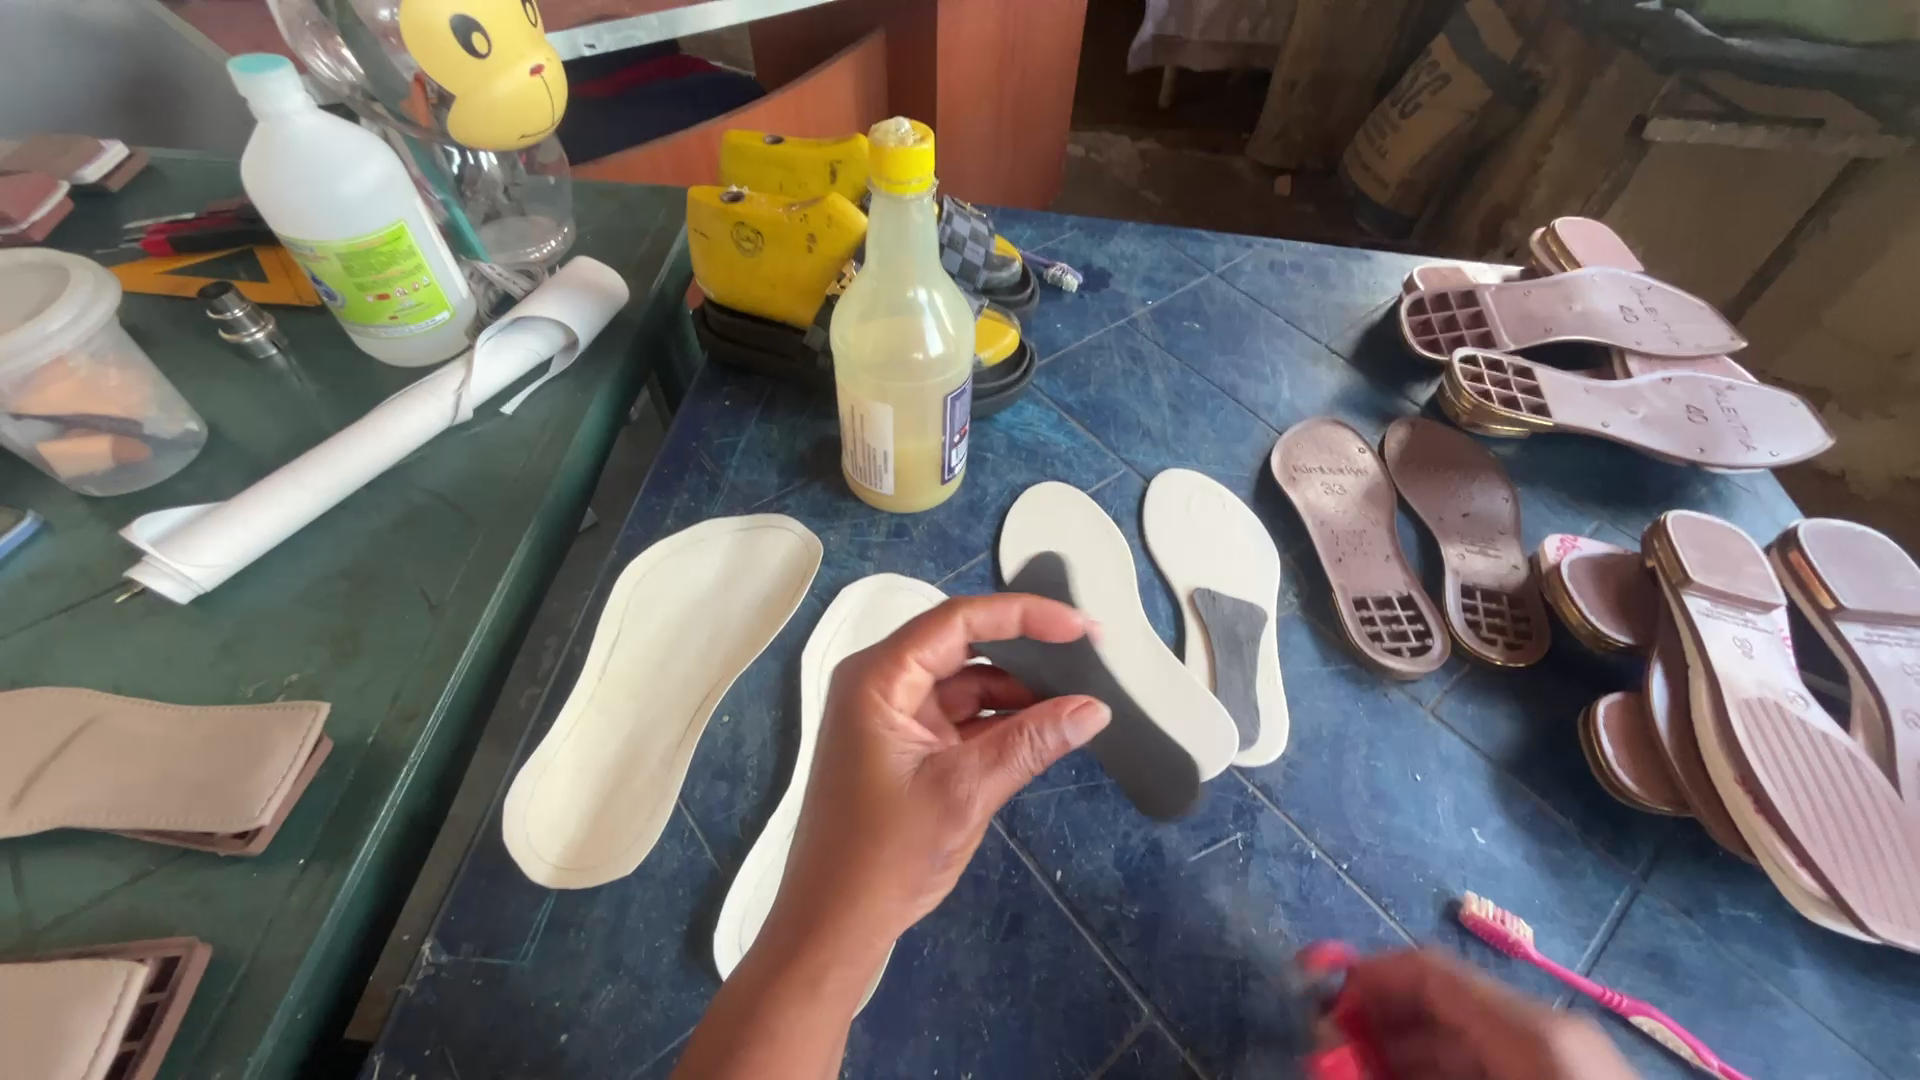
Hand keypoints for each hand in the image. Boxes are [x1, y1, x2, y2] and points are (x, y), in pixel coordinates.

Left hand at [766, 594, 1112, 952]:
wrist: (833, 926)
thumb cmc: (885, 855)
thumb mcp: (965, 792)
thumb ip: (1030, 743)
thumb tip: (1094, 709)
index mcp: (878, 677)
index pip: (957, 621)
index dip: (1023, 615)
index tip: (1079, 626)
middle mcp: (882, 683)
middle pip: (961, 644)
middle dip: (1024, 649)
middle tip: (1085, 653)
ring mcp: (893, 714)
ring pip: (965, 681)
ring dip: (1017, 690)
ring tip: (1073, 696)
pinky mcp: (906, 744)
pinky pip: (960, 715)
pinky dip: (1000, 720)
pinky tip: (1042, 728)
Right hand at [1341, 949, 1638, 1079]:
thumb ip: (1391, 1071)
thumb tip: (1322, 1056)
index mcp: (1528, 1027)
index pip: (1424, 969)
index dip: (1362, 979)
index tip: (1315, 1008)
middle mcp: (1545, 1032)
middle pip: (1438, 1004)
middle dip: (1377, 1027)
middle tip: (1330, 1058)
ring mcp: (1561, 1064)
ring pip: (1459, 1042)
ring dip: (1402, 1059)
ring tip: (1359, 1078)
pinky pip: (1487, 1069)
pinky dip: (1439, 1077)